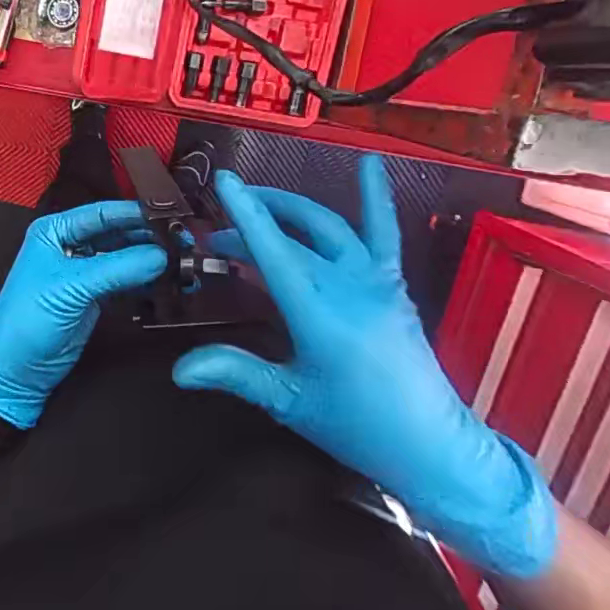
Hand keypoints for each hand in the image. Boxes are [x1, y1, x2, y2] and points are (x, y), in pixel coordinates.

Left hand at [0, 202, 167, 429]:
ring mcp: (84, 271)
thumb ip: (116, 269)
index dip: (135, 213)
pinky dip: (146, 280)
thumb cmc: (26, 321)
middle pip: (118, 232)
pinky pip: (126, 279)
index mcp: (55, 231)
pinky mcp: (95, 295)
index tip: (170, 216)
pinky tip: (167, 281)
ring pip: (125, 256)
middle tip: (183, 241)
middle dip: (148, 237)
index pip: (102, 213)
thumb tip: (158, 254)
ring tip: (183, 259)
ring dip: (150, 258)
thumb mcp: (70, 288)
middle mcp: (70, 245)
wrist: (18, 370)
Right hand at [172, 157, 555, 578]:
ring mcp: (377, 281)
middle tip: (219, 230)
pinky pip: (383, 232)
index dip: (246, 214)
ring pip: (329, 227)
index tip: (223, 181)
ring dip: (292, 208)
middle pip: (293, 236)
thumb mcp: (290, 401)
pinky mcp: (394, 284)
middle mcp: (349, 286)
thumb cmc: (357, 426)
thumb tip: (178, 370)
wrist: (431, 445)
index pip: (274, 250)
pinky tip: (369, 164)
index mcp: (320, 313)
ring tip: (261, 199)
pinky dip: (375, 197)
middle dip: (253, 222)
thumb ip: (237, 373)